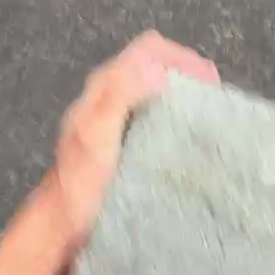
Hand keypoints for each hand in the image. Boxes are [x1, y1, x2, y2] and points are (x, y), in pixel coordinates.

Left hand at [47, 31, 218, 244]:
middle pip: (152, 61)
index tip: (206, 77)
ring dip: (181, 88)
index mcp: (103, 85)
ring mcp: (114, 114)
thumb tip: (158, 71)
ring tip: (205, 106)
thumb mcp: (97, 133)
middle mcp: (108, 92)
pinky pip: (152, 108)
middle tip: (213, 90)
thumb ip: (120, 95)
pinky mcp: (121, 136)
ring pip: (153, 83)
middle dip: (185, 69)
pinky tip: (186, 128)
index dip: (179, 56)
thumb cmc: (80, 180)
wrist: (61, 225)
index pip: (147, 49)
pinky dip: (174, 109)